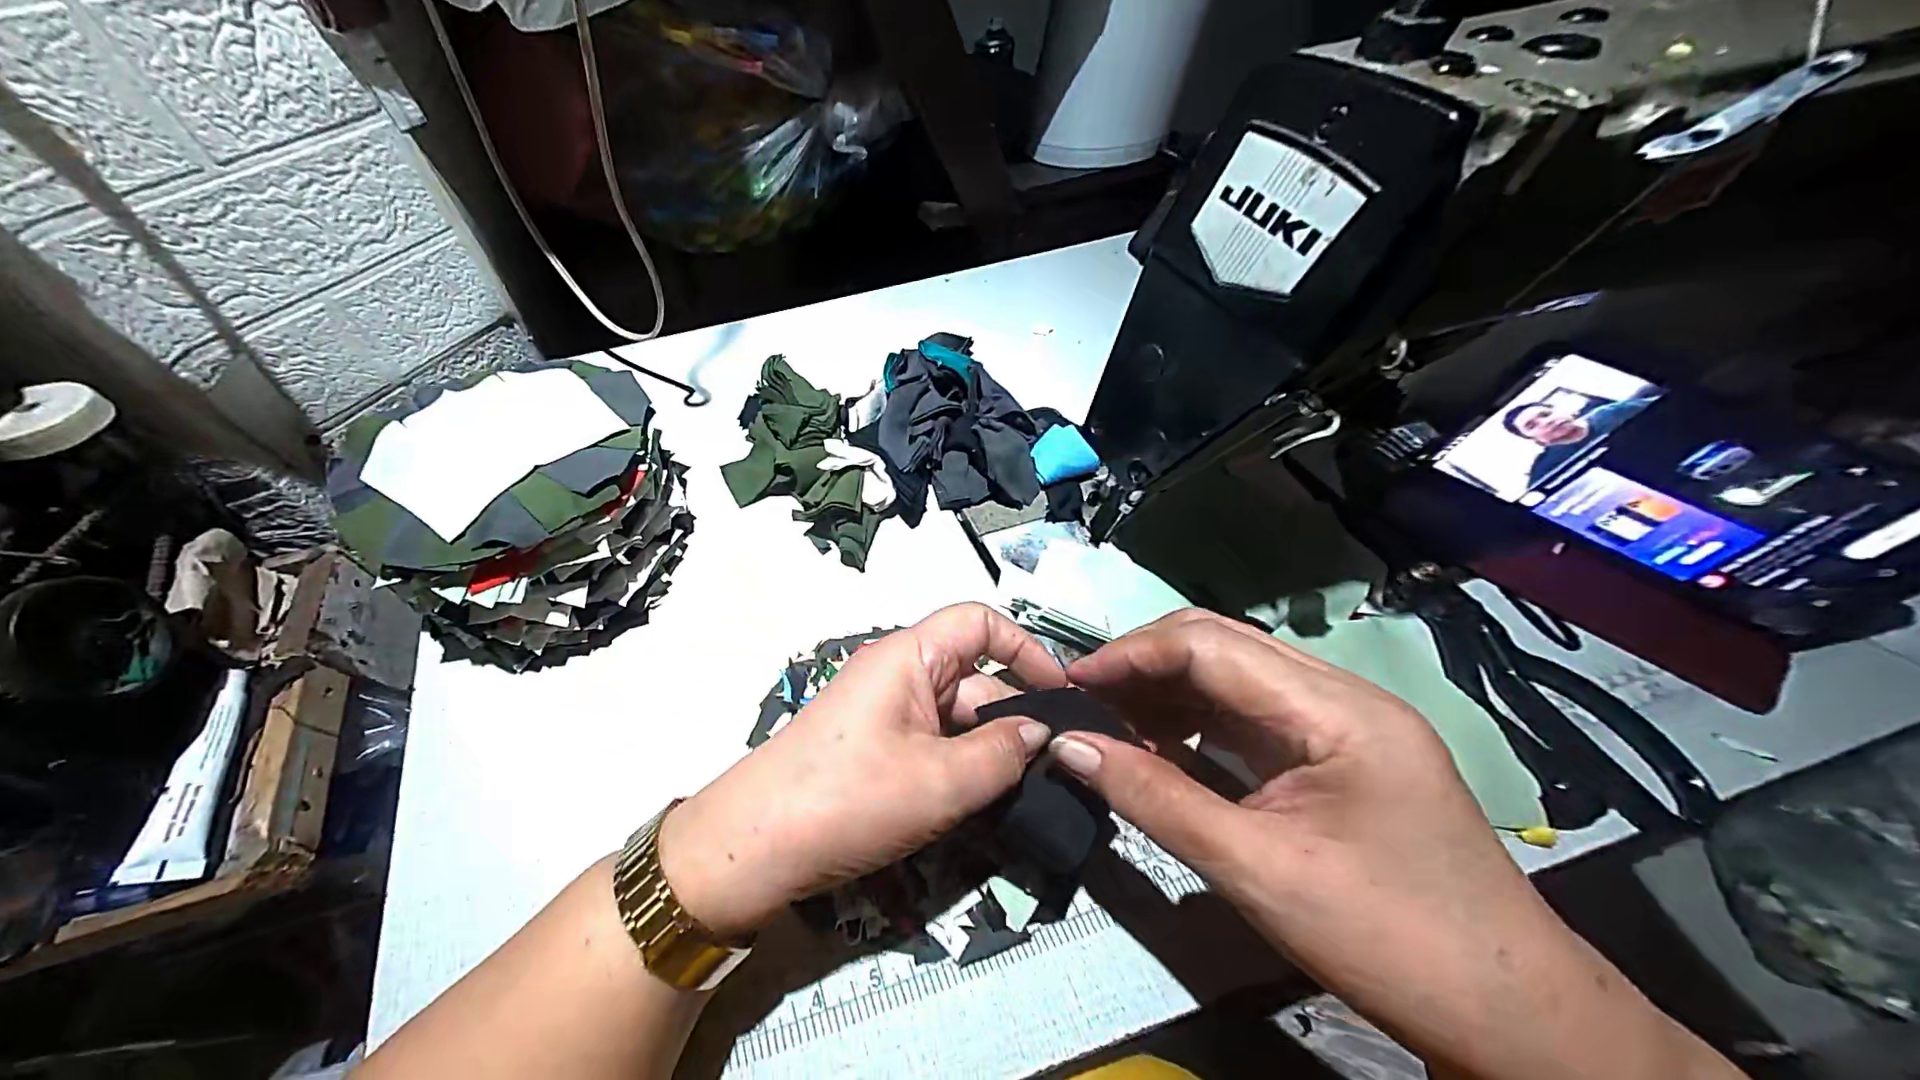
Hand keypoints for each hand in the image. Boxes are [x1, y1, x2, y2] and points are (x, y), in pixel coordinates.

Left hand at [658, 603, 1066, 939]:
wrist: (752, 849)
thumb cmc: (849, 799)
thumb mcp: (940, 782)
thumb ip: (1003, 753)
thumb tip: (1043, 731)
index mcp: (909, 656)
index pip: (980, 622)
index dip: (1026, 649)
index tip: (1060, 694)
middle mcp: (899, 673)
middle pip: (974, 675)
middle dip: (1014, 713)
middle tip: (1057, 762)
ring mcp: (886, 711)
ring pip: (957, 715)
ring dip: (990, 747)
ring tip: (1027, 789)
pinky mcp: (877, 746)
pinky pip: (935, 741)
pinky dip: (962, 764)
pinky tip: (985, 800)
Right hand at [1054, 609, 1736, 1079]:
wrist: (1512, 1016)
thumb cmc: (1389, 939)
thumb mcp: (1256, 870)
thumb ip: (1155, 799)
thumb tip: (1069, 747)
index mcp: (1334, 709)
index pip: (1211, 645)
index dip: (1133, 654)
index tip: (1073, 682)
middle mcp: (1338, 695)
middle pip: (1222, 644)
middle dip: (1145, 663)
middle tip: (1086, 699)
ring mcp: (1339, 722)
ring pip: (1233, 674)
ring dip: (1167, 689)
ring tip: (1111, 722)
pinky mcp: (1332, 752)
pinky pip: (1248, 714)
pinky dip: (1195, 720)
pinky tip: (1160, 744)